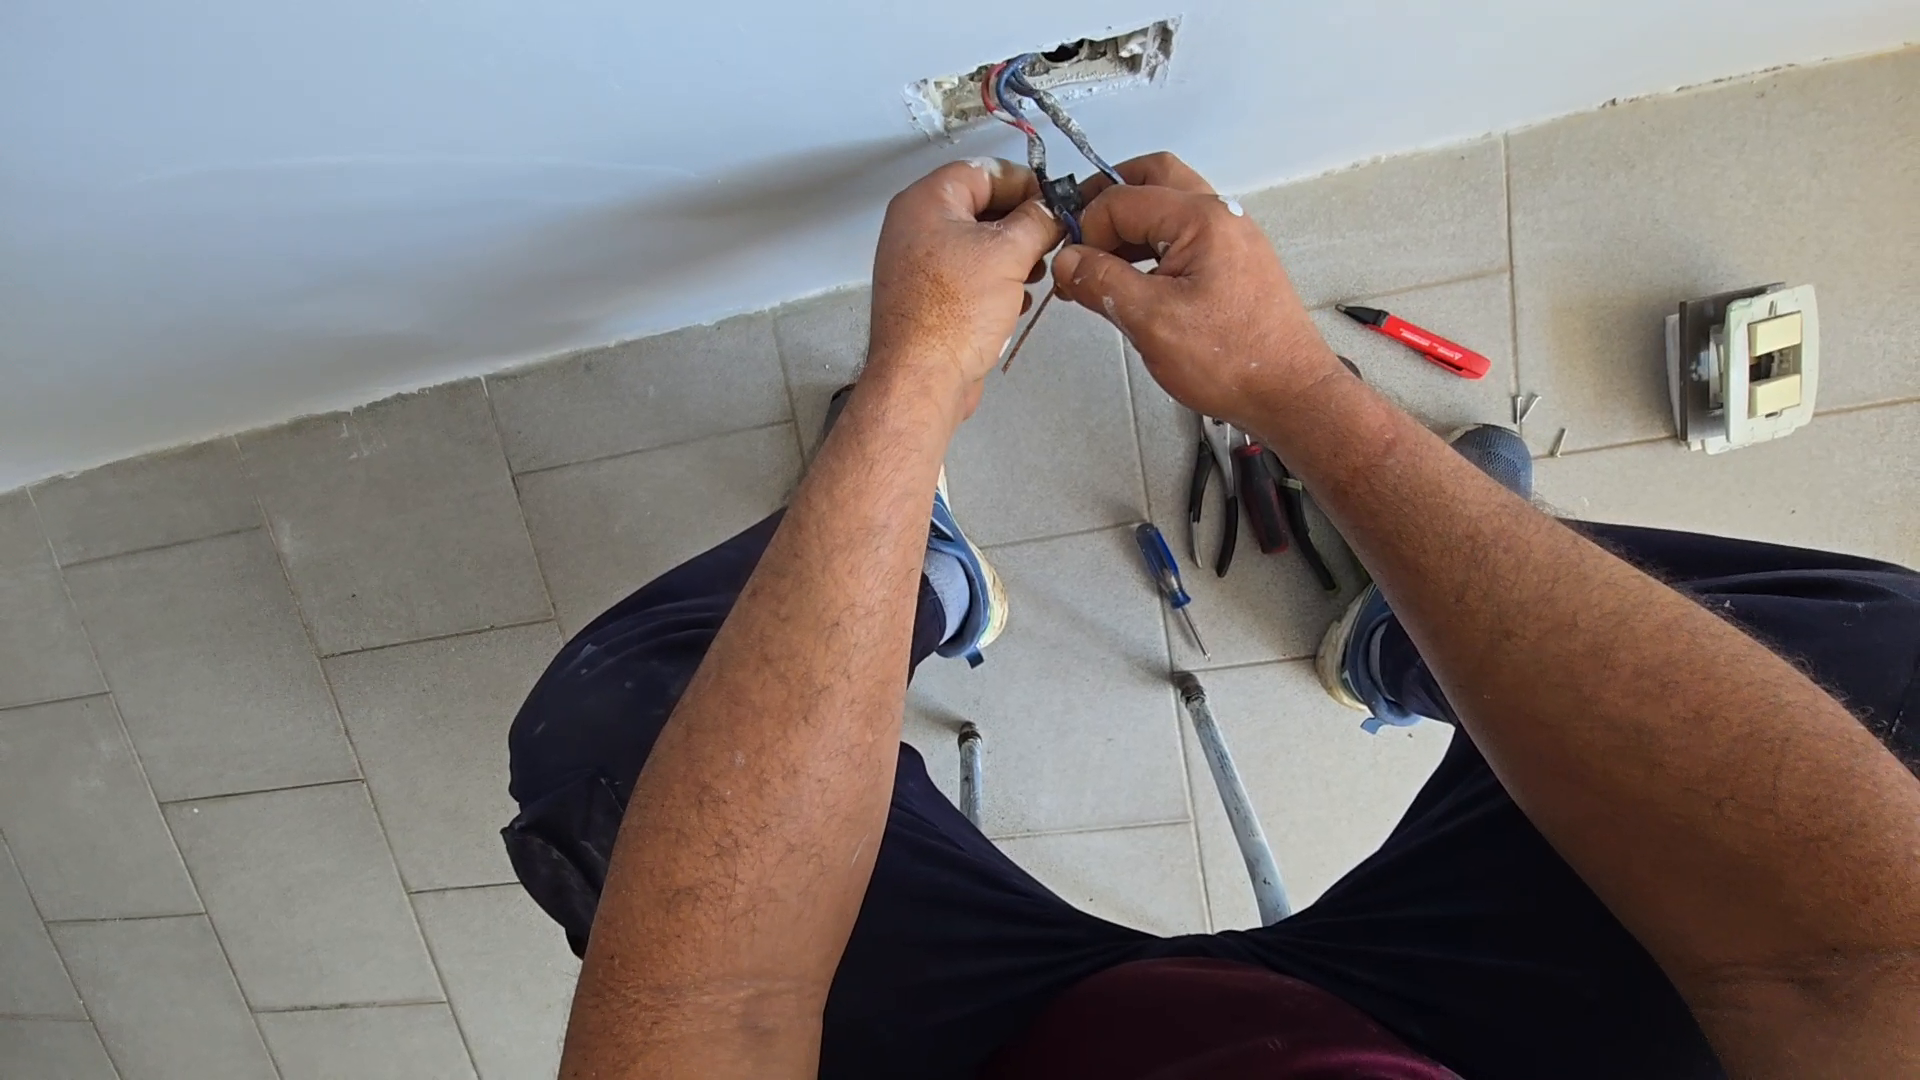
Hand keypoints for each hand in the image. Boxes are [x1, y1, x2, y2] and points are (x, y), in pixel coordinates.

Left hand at [868, 158, 1061, 407]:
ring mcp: (917, 267)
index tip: (1052, 204)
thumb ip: (1038, 220)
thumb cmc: (953, 315)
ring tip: (1034, 276)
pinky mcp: (926, 300)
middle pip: (979, 209)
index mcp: (926, 202)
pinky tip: (1013, 302)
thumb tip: (1052, 209)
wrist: (922, 378)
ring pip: (975, 247)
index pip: (983, 171)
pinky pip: (966, 279)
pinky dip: (993, 285)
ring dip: (1011, 259)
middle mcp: (914, 229)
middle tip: (1048, 242)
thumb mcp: (1010, 254)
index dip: (1024, 184)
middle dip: (1020, 226)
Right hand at [1050, 153, 1343, 430]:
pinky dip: (1150, 246)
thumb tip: (1065, 261)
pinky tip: (1131, 281)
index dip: (1085, 230)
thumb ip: (1102, 283)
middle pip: (1152, 179)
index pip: (1121, 199)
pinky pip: (1183, 236)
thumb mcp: (1151, 321)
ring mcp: (1229, 237)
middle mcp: (1219, 215)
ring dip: (1128, 225)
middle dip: (1107, 201)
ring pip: (1168, 206)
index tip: (1069, 271)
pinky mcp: (1232, 263)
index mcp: (1200, 218)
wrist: (1286, 391)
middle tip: (1077, 236)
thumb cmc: (1227, 359)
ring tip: (1098, 267)